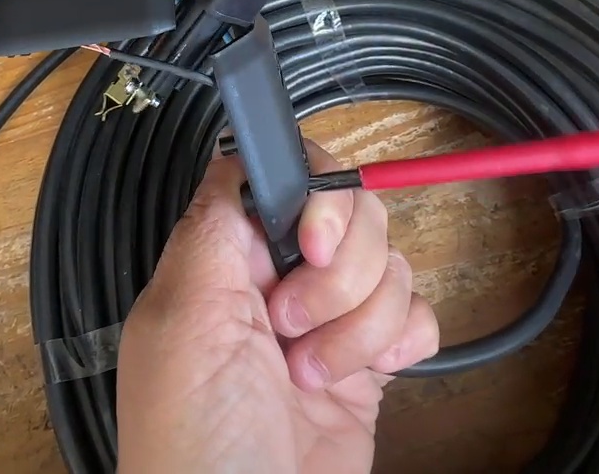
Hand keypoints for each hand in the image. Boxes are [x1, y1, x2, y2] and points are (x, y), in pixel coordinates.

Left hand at [115, 141, 439, 473]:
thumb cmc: (194, 437)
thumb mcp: (183, 319)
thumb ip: (210, 227)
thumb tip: (235, 159)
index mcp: (228, 252)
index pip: (286, 174)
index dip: (314, 195)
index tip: (312, 243)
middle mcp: (280, 275)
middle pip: (349, 212)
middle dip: (338, 271)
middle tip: (291, 323)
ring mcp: (330, 317)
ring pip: (387, 263)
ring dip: (359, 323)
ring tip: (307, 374)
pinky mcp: (369, 361)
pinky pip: (415, 314)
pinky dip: (401, 340)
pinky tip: (370, 375)